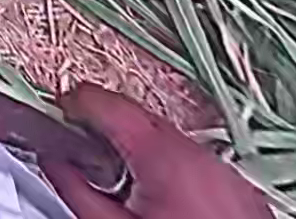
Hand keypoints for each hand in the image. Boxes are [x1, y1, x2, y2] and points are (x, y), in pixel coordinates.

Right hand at [40, 85, 271, 218]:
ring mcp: (228, 175)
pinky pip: (192, 159)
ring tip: (122, 179)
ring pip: (161, 134)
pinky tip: (159, 197)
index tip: (57, 119)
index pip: (99, 98)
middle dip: (101, 125)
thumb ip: (71, 184)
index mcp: (163, 155)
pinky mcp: (245, 194)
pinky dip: (167, 164)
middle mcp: (200, 156)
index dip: (69, 104)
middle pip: (131, 112)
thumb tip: (50, 159)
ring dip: (134, 144)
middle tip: (82, 150)